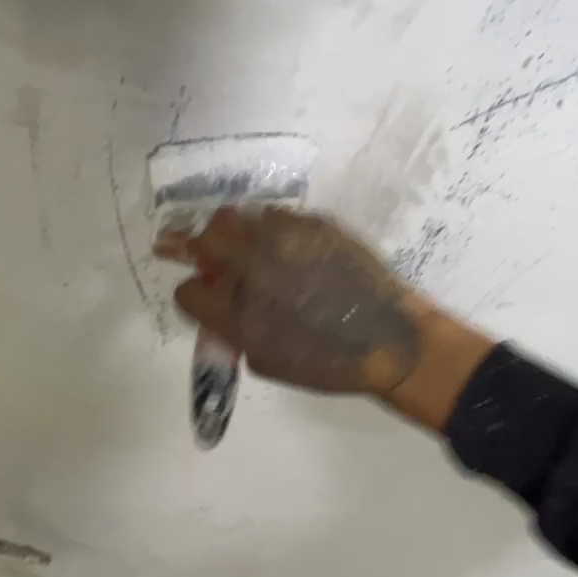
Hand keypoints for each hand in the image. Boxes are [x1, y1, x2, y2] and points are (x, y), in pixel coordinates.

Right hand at [154, 207, 426, 394]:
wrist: (390, 340)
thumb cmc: (328, 363)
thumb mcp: (267, 360)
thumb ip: (233, 329)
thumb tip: (216, 302)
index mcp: (238, 312)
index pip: (187, 291)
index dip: (194, 296)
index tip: (206, 295)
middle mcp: (253, 268)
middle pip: (201, 239)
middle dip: (197, 248)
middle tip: (206, 254)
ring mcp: (281, 238)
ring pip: (232, 216)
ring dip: (231, 231)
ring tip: (245, 244)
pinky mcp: (310, 222)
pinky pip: (273, 213)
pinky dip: (270, 227)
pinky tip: (284, 244)